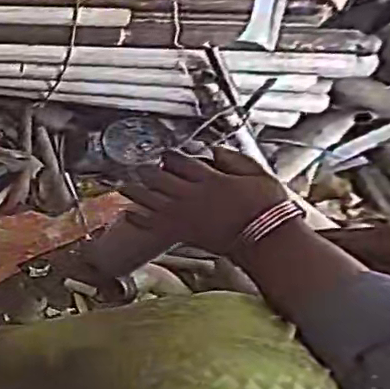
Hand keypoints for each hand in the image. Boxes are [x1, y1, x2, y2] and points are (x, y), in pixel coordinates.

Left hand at [120, 147, 291, 257]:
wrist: (264, 238)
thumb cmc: (266, 207)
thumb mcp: (258, 175)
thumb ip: (235, 160)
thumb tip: (215, 150)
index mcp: (209, 180)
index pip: (180, 162)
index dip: (169, 156)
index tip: (165, 154)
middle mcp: (190, 196)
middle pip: (156, 178)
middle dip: (146, 171)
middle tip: (140, 168)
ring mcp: (180, 214)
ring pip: (146, 199)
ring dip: (132, 191)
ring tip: (123, 186)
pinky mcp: (176, 231)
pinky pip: (148, 224)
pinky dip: (135, 217)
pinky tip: (126, 212)